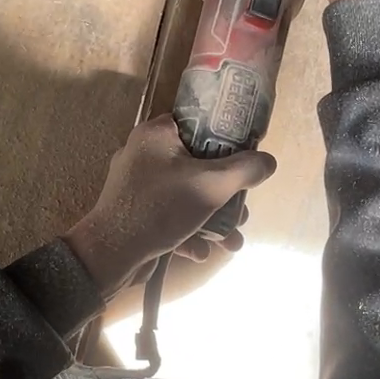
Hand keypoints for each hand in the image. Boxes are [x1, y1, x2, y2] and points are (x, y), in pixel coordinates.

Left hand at [64, 116, 277, 296]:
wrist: (111, 254)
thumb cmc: (161, 208)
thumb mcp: (212, 185)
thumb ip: (245, 170)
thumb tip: (268, 161)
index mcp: (156, 134)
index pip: (197, 123)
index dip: (225, 138)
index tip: (245, 157)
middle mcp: (143, 154)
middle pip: (197, 164)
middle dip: (225, 193)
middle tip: (242, 209)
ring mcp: (136, 185)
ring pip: (186, 195)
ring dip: (212, 218)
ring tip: (231, 240)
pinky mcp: (133, 212)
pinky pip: (169, 215)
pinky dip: (188, 231)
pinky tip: (201, 251)